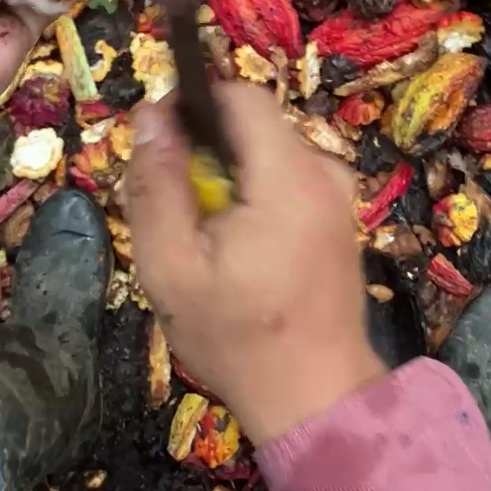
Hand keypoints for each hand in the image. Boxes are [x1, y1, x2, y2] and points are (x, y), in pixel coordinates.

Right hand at [125, 84, 385, 442]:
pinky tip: (242, 247)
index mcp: (289, 177)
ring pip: (267, 152)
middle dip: (206, 151)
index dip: (194, 105)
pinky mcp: (340, 213)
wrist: (316, 395)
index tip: (160, 144)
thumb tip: (150, 115)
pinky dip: (256, 195)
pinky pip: (288, 178)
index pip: (241, 96)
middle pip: (252, 125)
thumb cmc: (238, 339)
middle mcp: (324, 171)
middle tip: (177, 209)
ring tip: (206, 237)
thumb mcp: (172, 269)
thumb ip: (158, 186)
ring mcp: (339, 192)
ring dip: (229, 178)